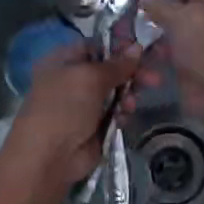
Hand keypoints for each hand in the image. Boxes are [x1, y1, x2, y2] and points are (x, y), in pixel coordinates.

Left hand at [0, 42, 140, 192]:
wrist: (49, 157)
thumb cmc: (64, 108)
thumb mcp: (90, 78)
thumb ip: (117, 64)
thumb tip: (138, 47)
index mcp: (64, 60)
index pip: (98, 45)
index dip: (121, 46)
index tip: (146, 48)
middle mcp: (74, 79)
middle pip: (111, 68)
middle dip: (132, 72)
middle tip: (154, 78)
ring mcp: (84, 103)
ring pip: (116, 90)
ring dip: (129, 94)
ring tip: (132, 103)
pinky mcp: (95, 125)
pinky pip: (116, 111)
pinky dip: (123, 112)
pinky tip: (124, 117)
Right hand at [136, 0, 203, 115]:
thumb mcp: (183, 21)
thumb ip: (161, 5)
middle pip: (176, 9)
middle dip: (153, 14)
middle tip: (127, 17)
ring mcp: (199, 42)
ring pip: (169, 32)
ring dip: (150, 36)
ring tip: (126, 38)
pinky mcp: (189, 63)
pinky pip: (168, 52)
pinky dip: (154, 54)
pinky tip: (136, 56)